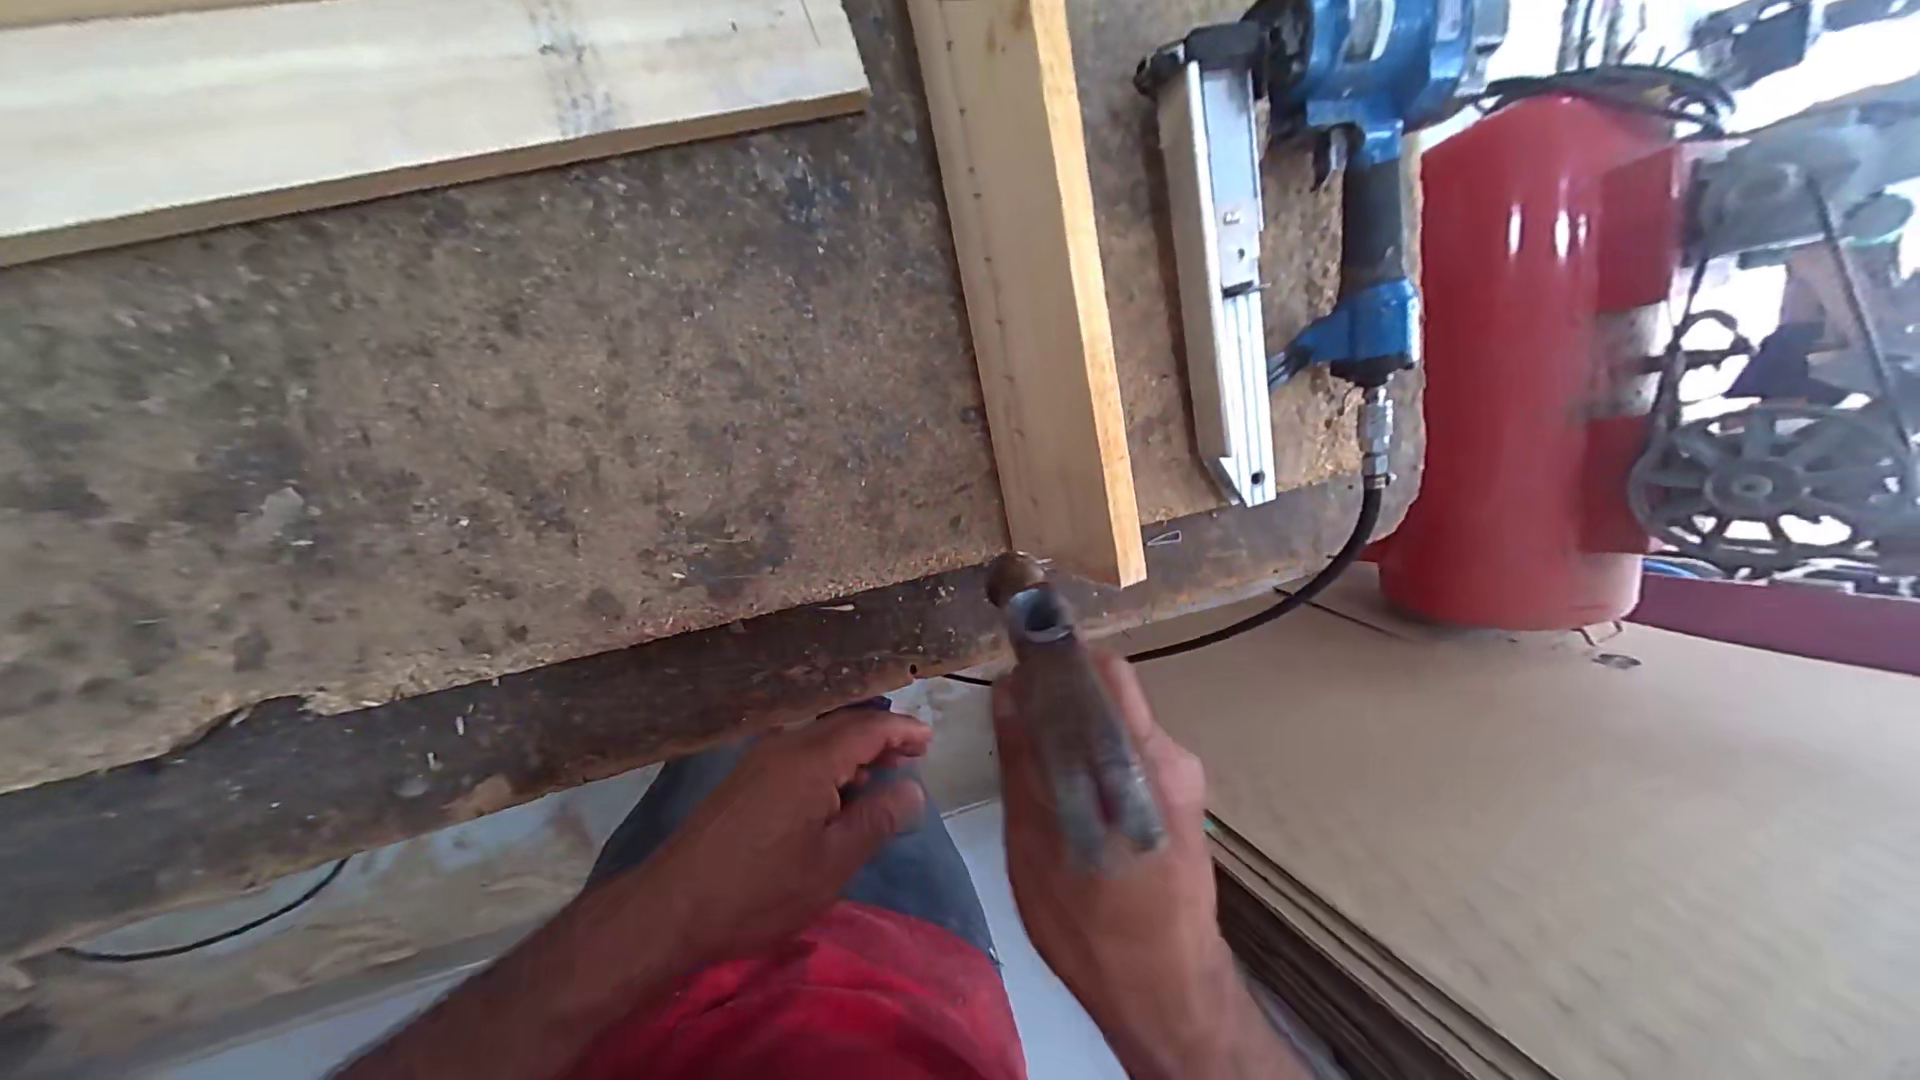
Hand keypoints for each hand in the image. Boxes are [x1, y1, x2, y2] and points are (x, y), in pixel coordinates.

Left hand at [341, 707, 931, 1079]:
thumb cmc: (761, 888)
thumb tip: (912, 790)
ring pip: (819, 738)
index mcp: (811, 758)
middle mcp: (785, 744)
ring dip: (853, 750)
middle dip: (881, 736)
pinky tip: (833, 792)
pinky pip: (798, 753)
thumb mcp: (833, 861)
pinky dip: (827, 762)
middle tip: (912, 753)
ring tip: (879, 773)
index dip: (902, 730)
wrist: (671, 908)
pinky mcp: (744, 779)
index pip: (869, 728)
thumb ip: (878, 819)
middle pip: (844, 725)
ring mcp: (759, 759)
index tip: (929, 740)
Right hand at [993, 653, 1304, 1079]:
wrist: (1168, 995)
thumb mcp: (1037, 848)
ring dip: (1076, 724)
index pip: (1102, 672)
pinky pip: (1128, 748)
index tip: (1018, 655)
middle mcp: (1169, 756)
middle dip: (1062, 690)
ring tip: (1038, 759)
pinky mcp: (1181, 794)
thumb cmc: (1092, 931)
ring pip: (1117, 719)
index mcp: (1138, 763)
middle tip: (1019, 715)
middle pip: (1111, 691)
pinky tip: (1069, 790)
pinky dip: (1094, 750)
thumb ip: (1025, 763)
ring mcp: (1180, 775)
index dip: (1057, 655)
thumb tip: (1010, 689)